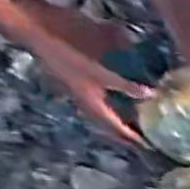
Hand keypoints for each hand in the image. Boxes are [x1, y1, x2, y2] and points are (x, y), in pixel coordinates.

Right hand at [29, 36, 153, 144]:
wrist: (37, 41)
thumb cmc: (69, 58)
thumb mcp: (102, 74)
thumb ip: (126, 86)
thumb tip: (152, 95)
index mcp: (94, 106)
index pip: (118, 129)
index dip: (135, 139)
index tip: (153, 148)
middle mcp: (88, 106)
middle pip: (112, 128)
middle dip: (130, 138)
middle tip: (150, 145)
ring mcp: (82, 98)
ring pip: (106, 120)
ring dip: (122, 128)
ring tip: (141, 133)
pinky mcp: (80, 90)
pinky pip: (102, 110)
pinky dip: (115, 116)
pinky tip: (124, 113)